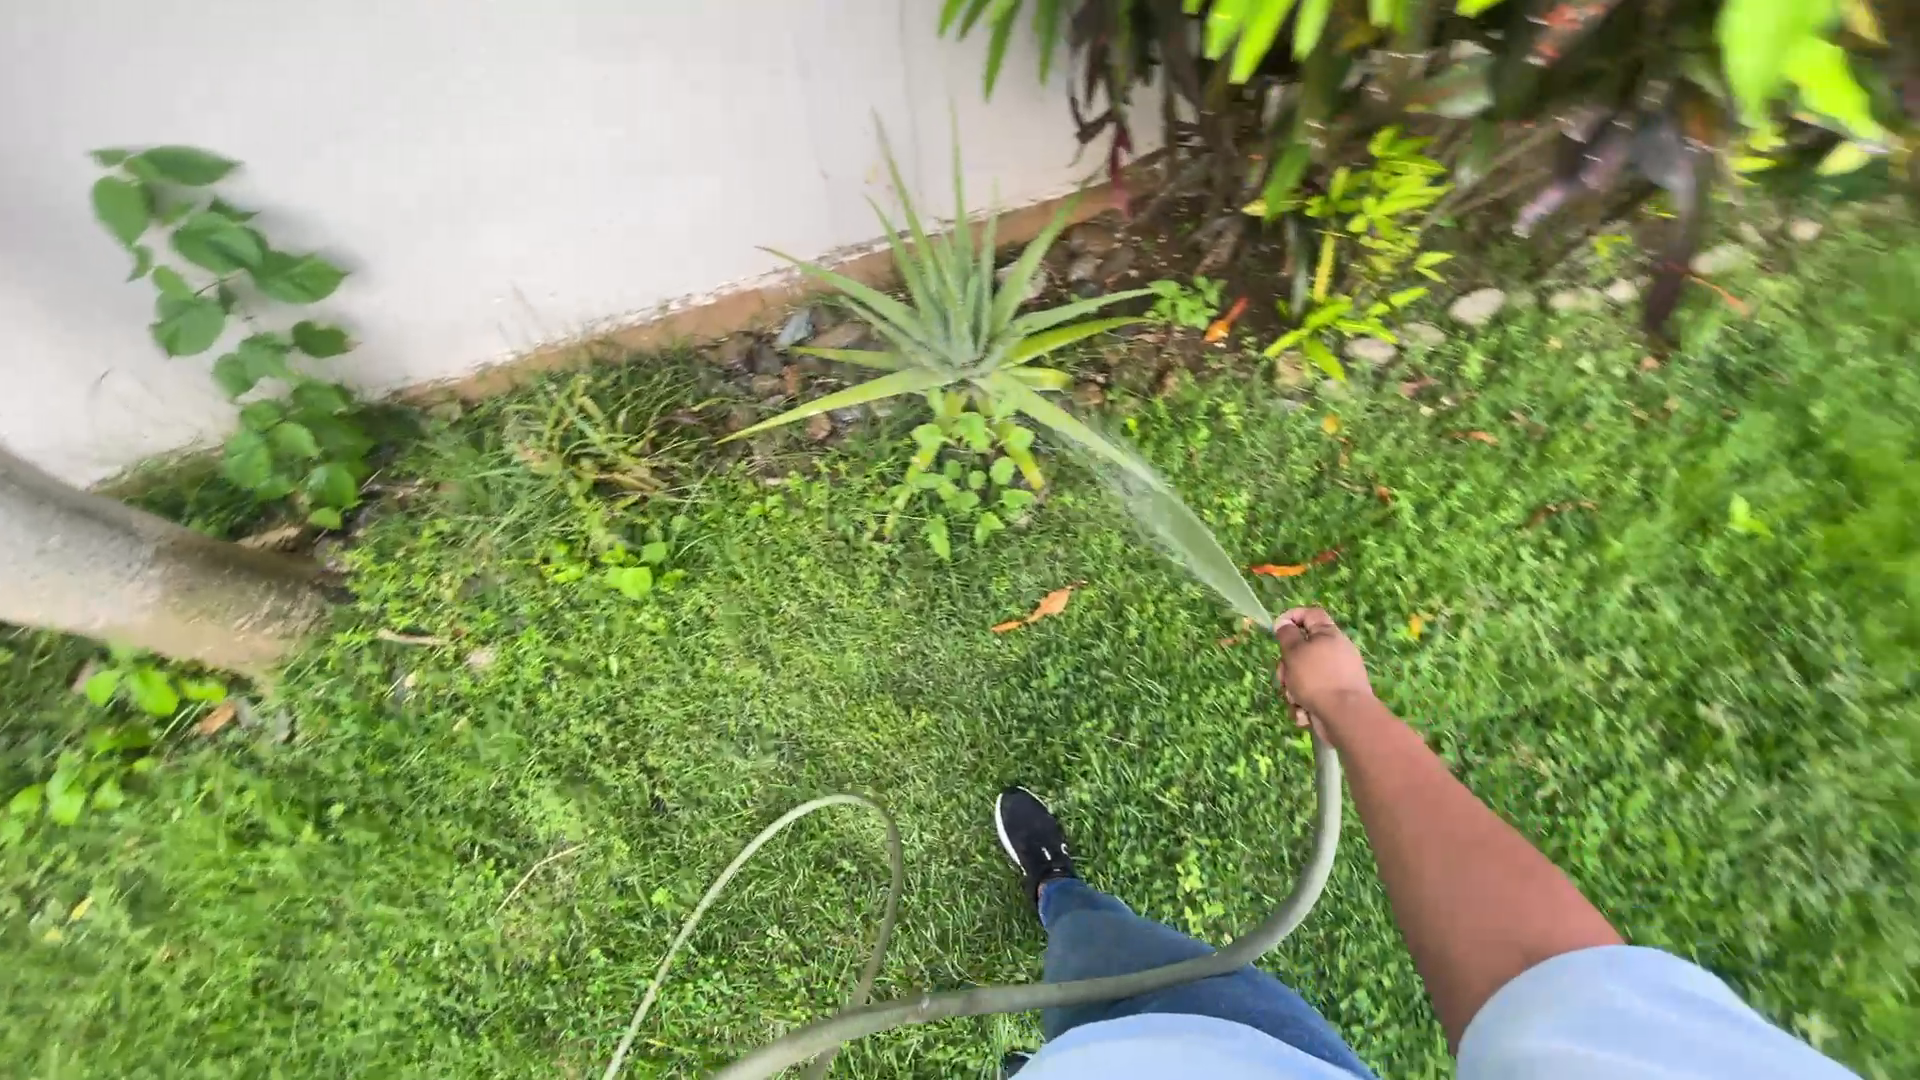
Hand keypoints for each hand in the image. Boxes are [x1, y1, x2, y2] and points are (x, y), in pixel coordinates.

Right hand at [1274, 607, 1376, 732]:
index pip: (1310, 614)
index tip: (1276, 629)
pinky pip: (1311, 694)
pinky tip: (1304, 712)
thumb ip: (1286, 635)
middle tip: (1284, 676)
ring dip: (1292, 688)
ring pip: (1302, 675)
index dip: (1291, 616)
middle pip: (1301, 650)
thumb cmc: (1317, 678)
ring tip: (1295, 699)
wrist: (1345, 717)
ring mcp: (1335, 675)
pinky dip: (1303, 704)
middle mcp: (1335, 652)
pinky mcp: (1334, 696)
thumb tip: (1284, 623)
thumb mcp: (1294, 652)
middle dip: (1287, 665)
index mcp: (1328, 635)